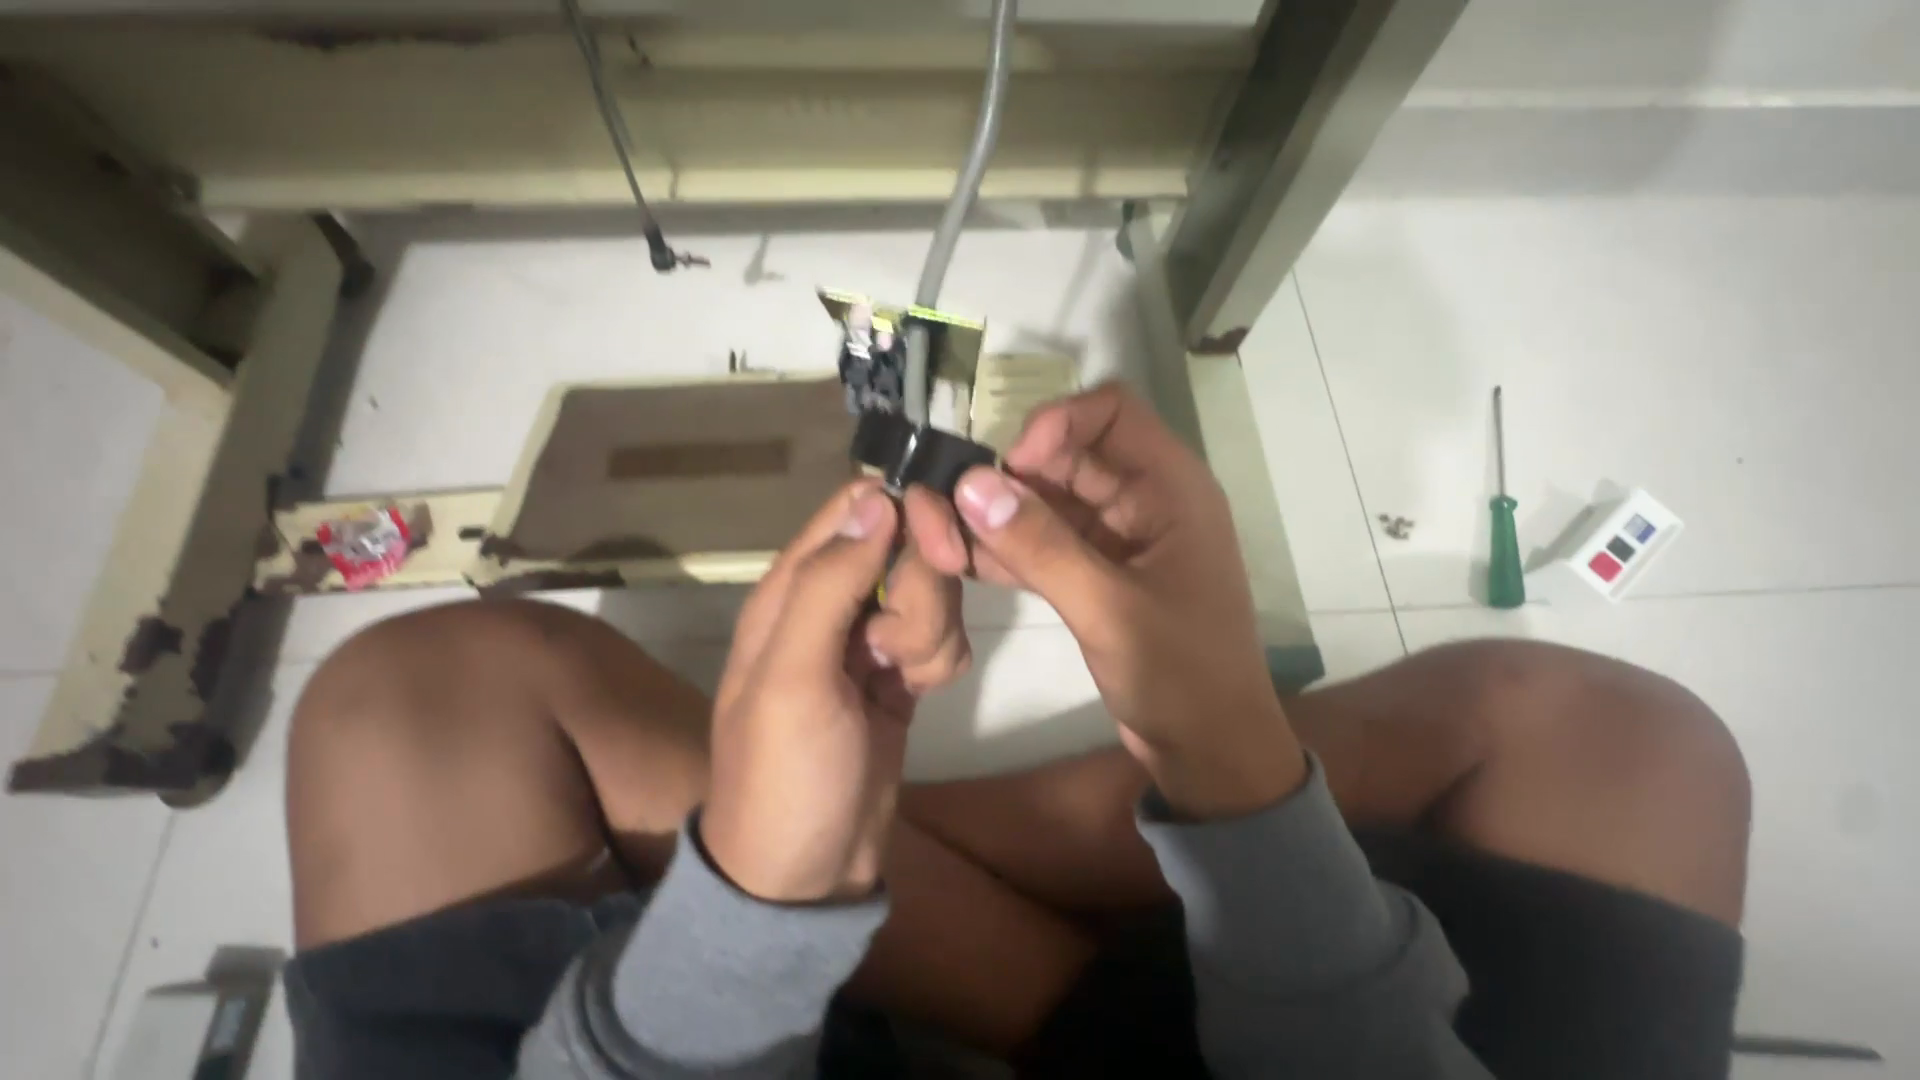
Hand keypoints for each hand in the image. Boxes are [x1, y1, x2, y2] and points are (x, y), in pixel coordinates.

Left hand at [703, 480, 970, 902]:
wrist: (806, 874)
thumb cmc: (786, 774)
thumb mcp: (793, 677)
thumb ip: (827, 583)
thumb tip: (875, 497)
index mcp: (791, 588)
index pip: (859, 507)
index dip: (907, 516)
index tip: (942, 554)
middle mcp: (831, 601)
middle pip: (908, 547)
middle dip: (921, 596)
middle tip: (894, 653)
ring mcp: (868, 637)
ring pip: (932, 592)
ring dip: (930, 636)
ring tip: (900, 683)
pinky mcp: (900, 671)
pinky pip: (941, 636)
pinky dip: (940, 661)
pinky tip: (918, 695)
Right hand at [908, 383, 1305, 819]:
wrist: (1209, 750)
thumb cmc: (1180, 675)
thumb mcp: (1107, 608)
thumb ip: (1039, 545)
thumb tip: (970, 484)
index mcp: (1172, 489)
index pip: (1112, 411)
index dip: (1057, 422)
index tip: (1008, 467)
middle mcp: (1147, 500)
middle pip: (1070, 454)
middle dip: (1014, 474)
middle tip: (955, 508)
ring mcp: (1122, 538)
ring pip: (1052, 499)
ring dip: (1004, 514)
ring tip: (948, 538)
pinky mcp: (1100, 573)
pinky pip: (1049, 541)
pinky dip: (1012, 547)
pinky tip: (967, 563)